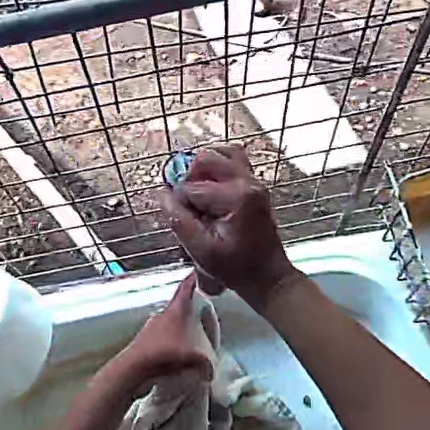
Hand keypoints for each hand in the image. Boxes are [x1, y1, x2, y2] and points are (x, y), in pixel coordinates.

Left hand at [105, 273, 211, 393]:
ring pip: (170, 321)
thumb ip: (205, 362)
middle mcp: (162, 315)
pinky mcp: (145, 340)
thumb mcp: (191, 358)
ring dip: (180, 323)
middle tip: (203, 307)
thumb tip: (211, 369)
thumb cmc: (163, 355)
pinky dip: (172, 338)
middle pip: (178, 305)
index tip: (199, 270)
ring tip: (192, 331)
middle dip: (190, 305)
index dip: (193, 279)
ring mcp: (152, 327)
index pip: (185, 289)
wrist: (132, 368)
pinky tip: (177, 349)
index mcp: (174, 312)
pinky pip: (163, 335)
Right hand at [162, 145, 299, 306]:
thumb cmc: (237, 268)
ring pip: (221, 153)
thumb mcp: (202, 251)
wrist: (268, 276)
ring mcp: (254, 180)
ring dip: (202, 169)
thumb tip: (161, 194)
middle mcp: (248, 181)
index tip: (187, 223)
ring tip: (197, 192)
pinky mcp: (255, 183)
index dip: (180, 203)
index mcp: (237, 197)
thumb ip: (179, 221)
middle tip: (187, 203)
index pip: (192, 187)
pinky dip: (217, 165)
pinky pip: (234, 159)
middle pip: (206, 159)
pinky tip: (208, 184)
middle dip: (188, 178)